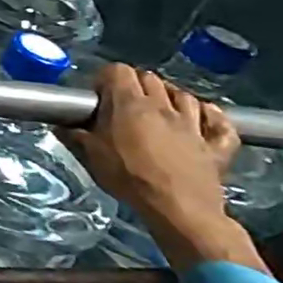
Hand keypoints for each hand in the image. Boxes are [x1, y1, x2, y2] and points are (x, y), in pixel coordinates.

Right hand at [61, 63, 267, 273]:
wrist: (179, 211)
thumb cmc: (130, 179)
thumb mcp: (92, 157)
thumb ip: (76, 136)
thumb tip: (61, 125)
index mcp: (131, 104)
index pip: (119, 71)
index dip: (107, 78)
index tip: (99, 95)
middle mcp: (164, 107)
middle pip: (150, 78)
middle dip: (136, 84)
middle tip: (125, 102)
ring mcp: (194, 126)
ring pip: (185, 96)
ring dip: (172, 97)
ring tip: (161, 107)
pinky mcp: (217, 148)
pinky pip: (221, 124)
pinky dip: (213, 117)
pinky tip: (205, 117)